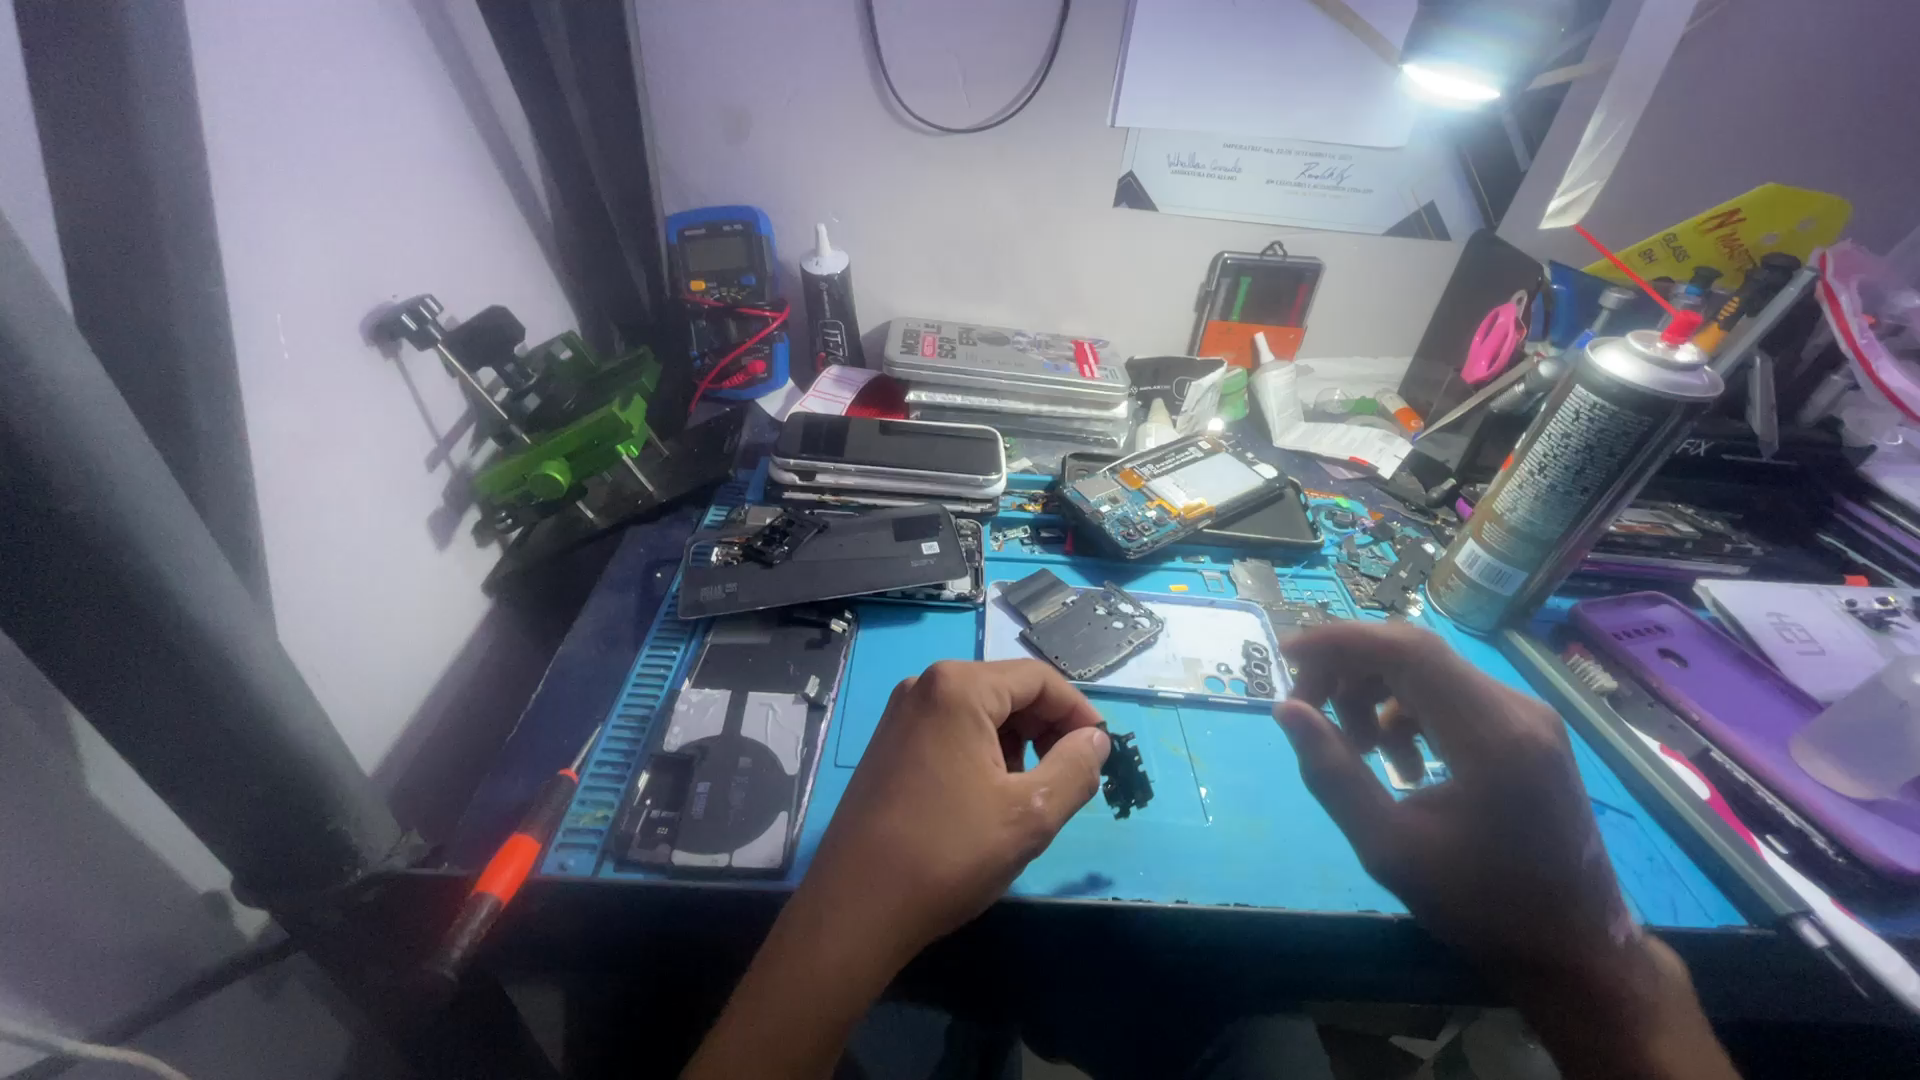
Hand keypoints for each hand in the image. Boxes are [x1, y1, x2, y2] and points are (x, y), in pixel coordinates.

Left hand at [682, 660, 1109, 1079]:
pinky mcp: (889, 743)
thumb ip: (1075, 768)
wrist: (855, 907)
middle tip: (1066, 780)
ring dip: (1016, 744)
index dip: (1078, 712)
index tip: (1099, 755)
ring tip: (1025, 797)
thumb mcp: (1029, 815)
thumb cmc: (948, 854)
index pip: (1040, 679)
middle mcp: (924, 685)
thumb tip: (1095, 739)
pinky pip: (952, 730)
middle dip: (1046, 729)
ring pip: (980, 712)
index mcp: (958, 687)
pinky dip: (982, 753)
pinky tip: (986, 799)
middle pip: (1008, 690)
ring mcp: (901, 713)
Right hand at [1274, 622, 1735, 1079]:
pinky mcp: (1525, 730)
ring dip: (1372, 694)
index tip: (1286, 656)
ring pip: (1426, 671)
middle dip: (1346, 669)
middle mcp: (1516, 710)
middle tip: (1307, 712)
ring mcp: (1527, 717)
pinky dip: (1403, 712)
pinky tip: (1398, 763)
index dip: (1339, 641)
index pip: (1405, 651)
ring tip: (1355, 750)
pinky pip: (1447, 694)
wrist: (1576, 950)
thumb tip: (1286, 708)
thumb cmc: (1480, 906)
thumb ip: (1332, 772)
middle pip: (1412, 652)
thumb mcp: (1387, 847)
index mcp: (1491, 737)